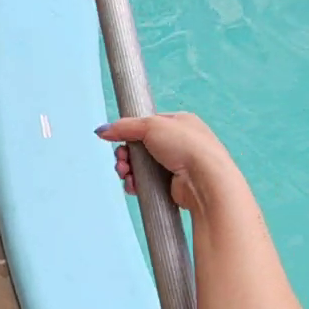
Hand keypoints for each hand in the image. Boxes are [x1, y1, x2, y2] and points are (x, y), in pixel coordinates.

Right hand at [96, 112, 240, 212]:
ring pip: (140, 166)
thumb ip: (124, 127)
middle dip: (126, 155)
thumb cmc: (186, 146)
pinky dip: (136, 184)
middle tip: (122, 161)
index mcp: (179, 123)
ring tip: (126, 174)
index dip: (130, 133)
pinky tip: (133, 185)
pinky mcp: (171, 185)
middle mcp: (179, 143)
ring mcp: (175, 165)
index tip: (119, 139)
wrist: (205, 180)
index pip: (146, 125)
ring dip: (128, 170)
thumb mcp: (151, 125)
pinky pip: (146, 182)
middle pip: (140, 147)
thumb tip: (102, 130)